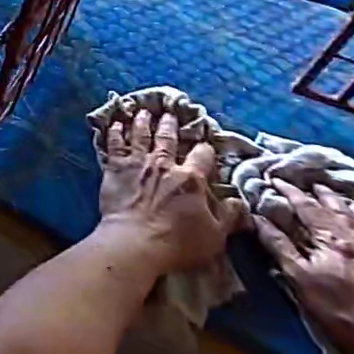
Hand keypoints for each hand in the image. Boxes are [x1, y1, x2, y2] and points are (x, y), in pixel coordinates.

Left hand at [98, 108, 245, 274]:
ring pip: (140, 135)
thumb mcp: (216, 234)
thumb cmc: (180, 241)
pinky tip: (115, 124)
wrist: (136, 240)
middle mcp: (164, 164)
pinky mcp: (114, 166)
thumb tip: (239, 202)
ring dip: (142, 122)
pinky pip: (115, 144)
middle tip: (169, 113)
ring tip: (143, 111)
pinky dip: (115, 132)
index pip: (202, 156)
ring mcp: (137, 163)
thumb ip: (228, 215)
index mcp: (191, 179)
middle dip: (170, 125)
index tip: (204, 143)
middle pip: (168, 138)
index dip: (205, 148)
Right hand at [253, 180, 353, 353]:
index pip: (307, 207)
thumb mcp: (298, 279)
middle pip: (341, 211)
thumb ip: (278, 245)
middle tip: (313, 185)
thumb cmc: (340, 314)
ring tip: (348, 201)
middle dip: (325, 196)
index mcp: (332, 240)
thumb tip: (258, 217)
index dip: (290, 192)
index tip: (276, 179)